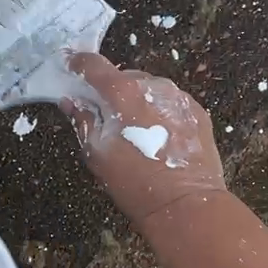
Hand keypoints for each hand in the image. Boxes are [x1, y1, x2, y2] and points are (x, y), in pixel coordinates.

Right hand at [60, 52, 226, 222]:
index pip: (95, 66)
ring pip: (149, 89)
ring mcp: (178, 97)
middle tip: (103, 114)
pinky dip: (158, 111)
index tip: (71, 66)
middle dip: (110, 91)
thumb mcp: (96, 154)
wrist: (184, 203)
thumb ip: (82, 121)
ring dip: (136, 101)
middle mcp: (153, 85)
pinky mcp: (196, 111)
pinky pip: (170, 102)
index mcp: (123, 93)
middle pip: (124, 77)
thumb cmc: (134, 182)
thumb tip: (71, 101)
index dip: (79, 64)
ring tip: (132, 128)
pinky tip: (156, 135)